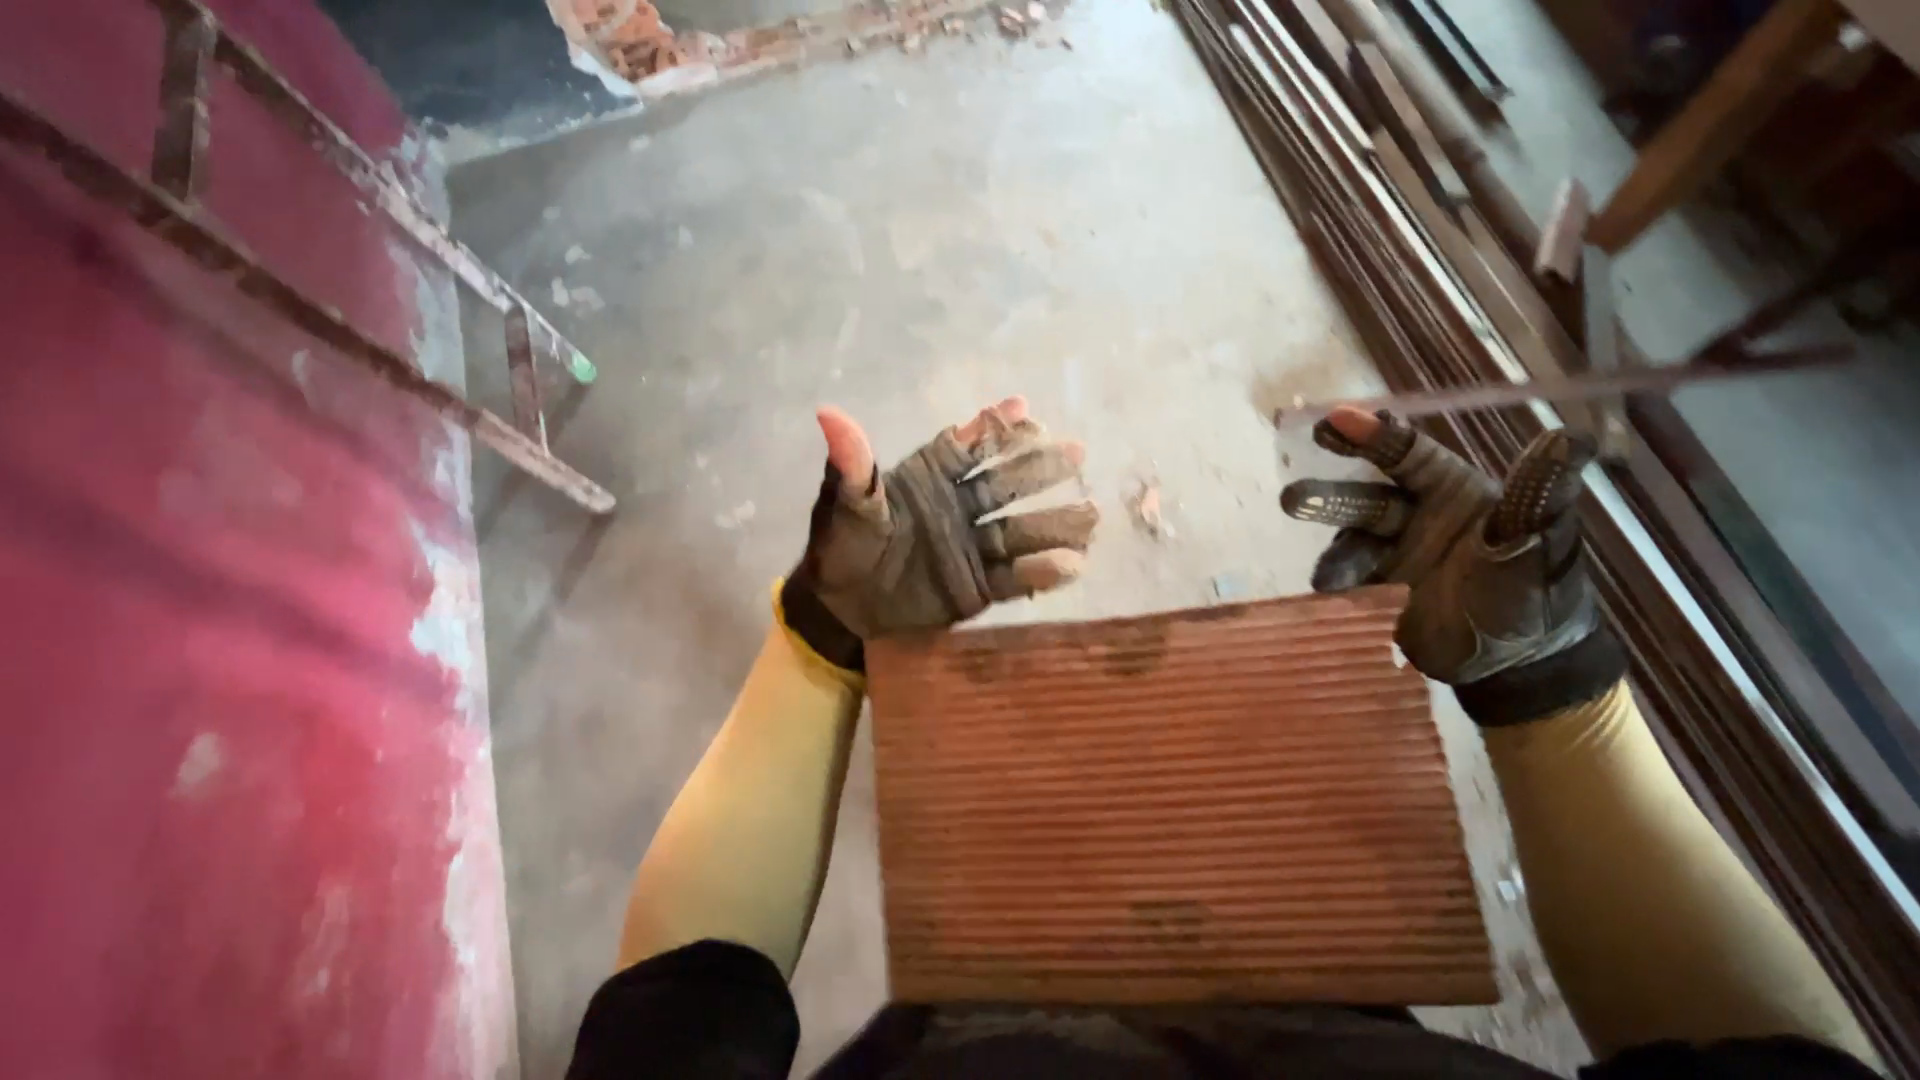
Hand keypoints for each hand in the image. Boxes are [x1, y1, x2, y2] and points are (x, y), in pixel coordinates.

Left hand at [781, 396, 1097, 671]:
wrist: (842, 609)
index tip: (1026, 410)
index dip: (996, 428)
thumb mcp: (844, 506)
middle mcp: (960, 507)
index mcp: (930, 478)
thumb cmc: (842, 548)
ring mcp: (973, 548)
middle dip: (1040, 468)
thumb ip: (852, 467)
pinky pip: (1015, 578)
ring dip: (1055, 522)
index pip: (968, 447)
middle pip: (1005, 484)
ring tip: (1092, 514)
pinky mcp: (979, 587)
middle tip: (1077, 452)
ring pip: (1019, 530)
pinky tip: (1073, 564)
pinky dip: (1041, 572)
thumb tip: (829, 414)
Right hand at [1281, 407, 1623, 725]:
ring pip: (1351, 541)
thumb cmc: (1537, 591)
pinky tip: (1330, 594)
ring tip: (1322, 576)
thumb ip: (1539, 493)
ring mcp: (1391, 555)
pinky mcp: (1376, 591)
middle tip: (1294, 498)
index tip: (1334, 417)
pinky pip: (1349, 582)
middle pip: (1365, 498)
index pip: (1406, 456)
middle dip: (1329, 496)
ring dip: (1332, 552)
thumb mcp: (1541, 540)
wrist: (1523, 661)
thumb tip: (1570, 437)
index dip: (1372, 437)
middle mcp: (1414, 517)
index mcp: (1451, 493)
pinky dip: (1338, 585)